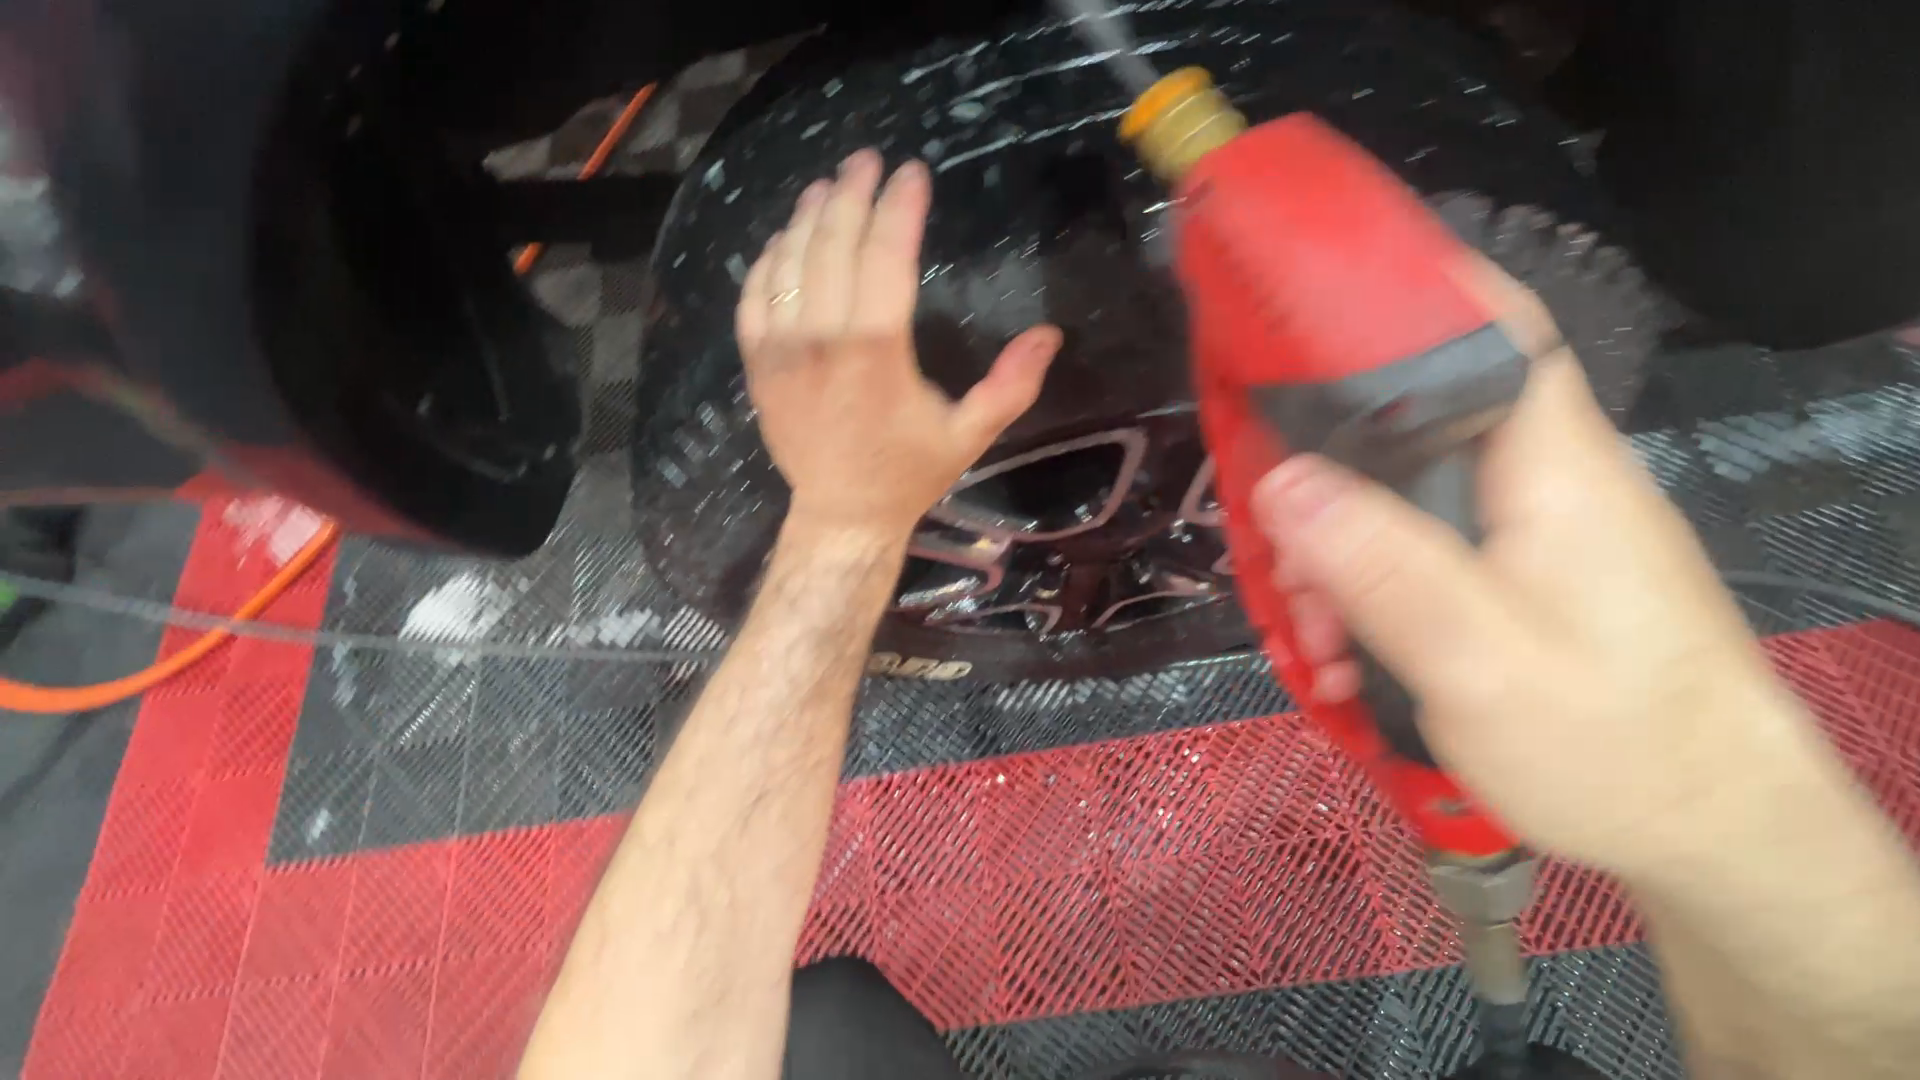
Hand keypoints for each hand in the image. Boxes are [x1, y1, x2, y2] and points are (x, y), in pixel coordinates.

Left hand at [736, 149, 1063, 539]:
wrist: (842, 516)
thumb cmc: (908, 473)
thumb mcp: (969, 436)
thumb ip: (1010, 387)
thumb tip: (1049, 335)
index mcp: (877, 355)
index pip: (886, 258)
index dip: (899, 208)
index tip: (912, 173)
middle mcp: (822, 342)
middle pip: (832, 246)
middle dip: (851, 195)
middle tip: (866, 161)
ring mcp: (781, 353)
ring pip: (789, 264)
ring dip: (808, 217)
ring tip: (829, 187)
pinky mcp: (757, 366)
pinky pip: (754, 297)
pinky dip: (770, 260)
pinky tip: (787, 239)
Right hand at [1249, 266, 1846, 880]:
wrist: (1710, 838)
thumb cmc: (1616, 747)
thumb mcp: (1481, 664)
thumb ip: (1382, 568)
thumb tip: (1280, 479)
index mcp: (1547, 466)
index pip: (1486, 328)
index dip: (1400, 291)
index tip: (1300, 300)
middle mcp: (1528, 478)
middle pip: (1399, 429)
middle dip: (1318, 487)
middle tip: (1281, 567)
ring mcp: (1511, 531)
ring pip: (1386, 503)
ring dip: (1328, 564)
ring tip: (1316, 645)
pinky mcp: (1498, 578)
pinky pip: (1402, 557)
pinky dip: (1356, 598)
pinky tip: (1342, 660)